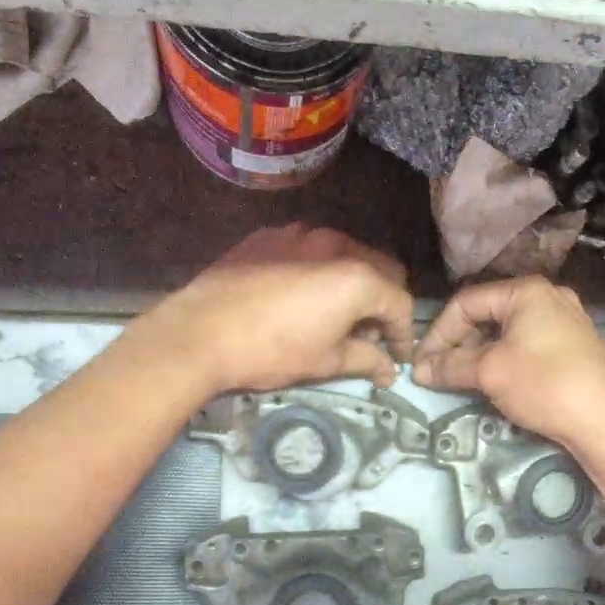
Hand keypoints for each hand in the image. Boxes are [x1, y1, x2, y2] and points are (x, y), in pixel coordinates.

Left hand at [124, 224, 414, 394]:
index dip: (403, 334)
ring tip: (336, 316)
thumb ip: (365, 360)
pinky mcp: (270, 236)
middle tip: (369, 335)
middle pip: (380, 269)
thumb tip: (388, 369)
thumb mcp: (325, 362)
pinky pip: (309, 248)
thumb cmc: (271, 352)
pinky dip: (318, 270)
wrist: (200, 333)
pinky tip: (301, 297)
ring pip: (345, 254)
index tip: (395, 358)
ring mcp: (300, 234)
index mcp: (358, 277)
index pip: (400, 302)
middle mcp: (336, 245)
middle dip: (383, 302)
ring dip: (352, 283)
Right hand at [412, 277, 604, 448]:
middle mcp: (548, 297)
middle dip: (459, 344)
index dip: (439, 333)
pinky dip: (504, 360)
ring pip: (507, 332)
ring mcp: (565, 321)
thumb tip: (417, 370)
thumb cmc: (544, 386)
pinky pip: (528, 345)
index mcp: (527, 291)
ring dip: (479, 354)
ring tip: (463, 381)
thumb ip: (450, 366)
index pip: (467, 302)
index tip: (422, 364)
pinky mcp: (574, 346)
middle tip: (439, 373)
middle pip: (488, 314)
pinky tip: (496, 383)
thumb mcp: (490, 373)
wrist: (603, 422)